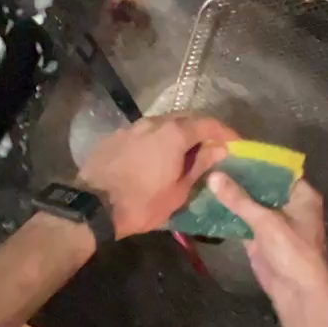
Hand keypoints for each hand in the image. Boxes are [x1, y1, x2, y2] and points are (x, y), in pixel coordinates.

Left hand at [79, 115, 237, 236]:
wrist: (92, 207)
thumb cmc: (141, 204)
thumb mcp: (178, 192)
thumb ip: (200, 166)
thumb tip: (219, 149)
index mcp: (173, 133)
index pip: (208, 124)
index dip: (225, 132)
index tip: (235, 144)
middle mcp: (152, 122)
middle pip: (184, 119)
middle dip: (201, 131)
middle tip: (211, 148)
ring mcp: (130, 128)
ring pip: (161, 124)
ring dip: (176, 135)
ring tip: (183, 153)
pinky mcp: (114, 137)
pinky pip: (142, 133)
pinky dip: (155, 141)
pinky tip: (155, 157)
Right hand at [209, 174, 327, 324]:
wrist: (298, 293)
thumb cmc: (293, 253)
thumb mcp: (266, 222)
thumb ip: (239, 199)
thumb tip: (214, 176)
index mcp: (300, 194)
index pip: (275, 169)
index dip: (254, 160)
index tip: (228, 149)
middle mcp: (288, 204)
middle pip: (260, 185)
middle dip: (237, 178)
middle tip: (210, 162)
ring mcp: (273, 222)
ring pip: (249, 203)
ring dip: (230, 196)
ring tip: (204, 179)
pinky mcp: (260, 238)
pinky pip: (242, 220)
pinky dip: (227, 214)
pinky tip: (207, 204)